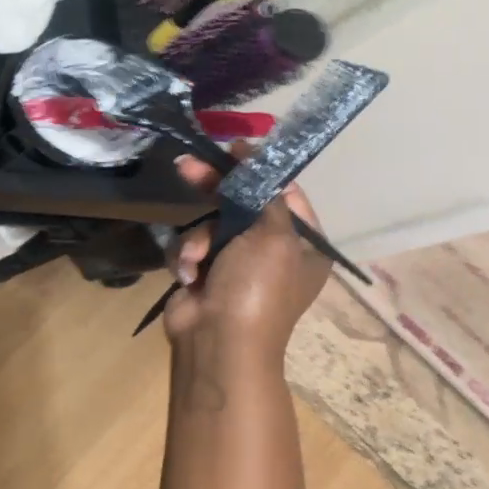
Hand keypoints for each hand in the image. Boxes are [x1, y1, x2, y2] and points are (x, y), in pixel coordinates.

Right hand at [165, 150, 332, 357]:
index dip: (258, 172)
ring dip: (197, 240)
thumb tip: (254, 156)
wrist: (220, 338)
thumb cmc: (257, 287)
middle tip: (186, 166)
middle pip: (239, 206)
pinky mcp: (203, 275)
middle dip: (212, 192)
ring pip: (207, 227)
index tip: (233, 150)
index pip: (284, 195)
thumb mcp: (273, 237)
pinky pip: (189, 249)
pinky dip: (185, 260)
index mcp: (303, 245)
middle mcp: (271, 252)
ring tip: (195, 260)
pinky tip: (188, 276)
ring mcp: (235, 264)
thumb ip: (264, 195)